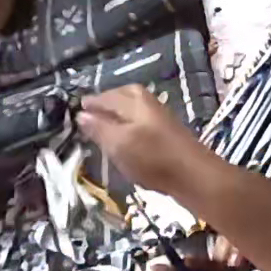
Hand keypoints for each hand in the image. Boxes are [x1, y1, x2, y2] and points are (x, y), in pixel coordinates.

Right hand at [78, 85, 208, 196]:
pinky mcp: (167, 133)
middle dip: (107, 100)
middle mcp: (149, 103)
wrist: (192, 175)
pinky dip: (129, 123)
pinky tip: (125, 137)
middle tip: (91, 110)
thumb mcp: (119, 143)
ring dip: (119, 112)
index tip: (77, 107)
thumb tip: (81, 114)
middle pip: (124, 96)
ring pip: (134, 108)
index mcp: (135, 101)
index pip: (108, 96)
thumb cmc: (152, 157)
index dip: (93, 102)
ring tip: (104, 124)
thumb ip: (100, 128)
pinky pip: (142, 120)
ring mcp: (160, 117)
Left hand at [154, 259, 270, 270]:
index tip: (192, 261)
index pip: (207, 266)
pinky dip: (262, 264)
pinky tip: (251, 266)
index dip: (200, 261)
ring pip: (249, 262)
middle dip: (224, 254)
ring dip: (242, 256)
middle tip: (220, 257)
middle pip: (229, 259)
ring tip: (235, 260)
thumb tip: (154, 265)